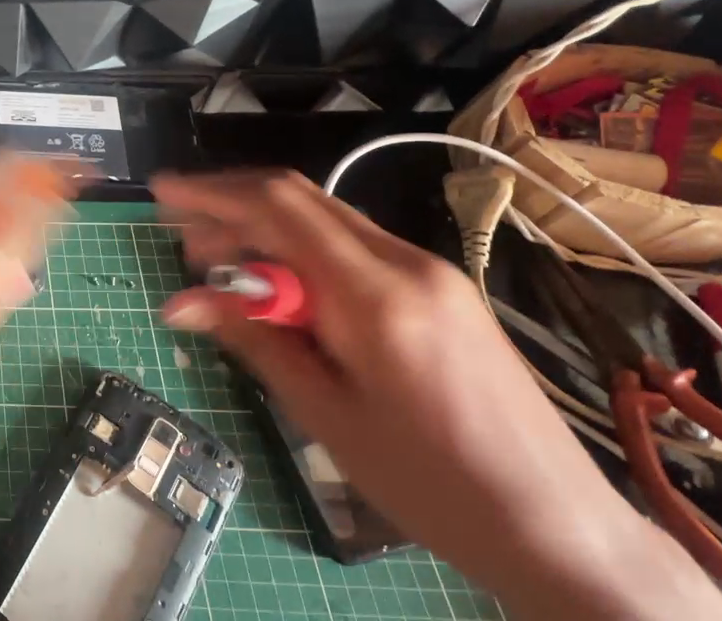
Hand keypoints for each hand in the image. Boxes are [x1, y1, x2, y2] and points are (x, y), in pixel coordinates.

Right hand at [154, 171, 721, 620]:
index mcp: (375, 295)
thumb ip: (254, 340)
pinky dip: (303, 251)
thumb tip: (182, 302)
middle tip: (182, 240)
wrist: (559, 528)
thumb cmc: (432, 486)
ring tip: (219, 266)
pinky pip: (355, 247)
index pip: (277, 209)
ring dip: (266, 229)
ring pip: (326, 220)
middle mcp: (407, 264)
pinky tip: (280, 287)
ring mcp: (433, 273)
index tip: (163, 194)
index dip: (211, 194)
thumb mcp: (325, 415)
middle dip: (231, 206)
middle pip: (301, 200)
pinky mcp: (443, 291)